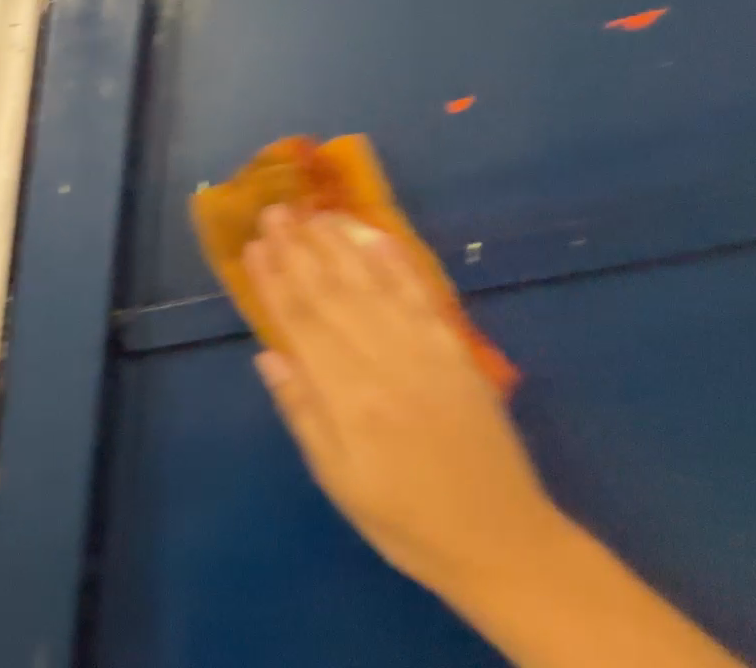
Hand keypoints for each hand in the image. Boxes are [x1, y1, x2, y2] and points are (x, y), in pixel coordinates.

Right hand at [243, 205, 568, 597]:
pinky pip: (422, 297)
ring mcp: (426, 353)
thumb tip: (268, 355)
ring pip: (372, 285)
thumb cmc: (403, 519)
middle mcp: (385, 364)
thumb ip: (302, 413)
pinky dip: (396, 263)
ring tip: (313, 212)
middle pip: (332, 293)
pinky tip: (375, 237)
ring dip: (339, 245)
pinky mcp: (458, 353)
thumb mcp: (336, 479)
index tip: (252, 246)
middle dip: (298, 249)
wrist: (503, 543)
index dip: (273, 281)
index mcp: (348, 398)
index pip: (301, 323)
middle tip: (274, 212)